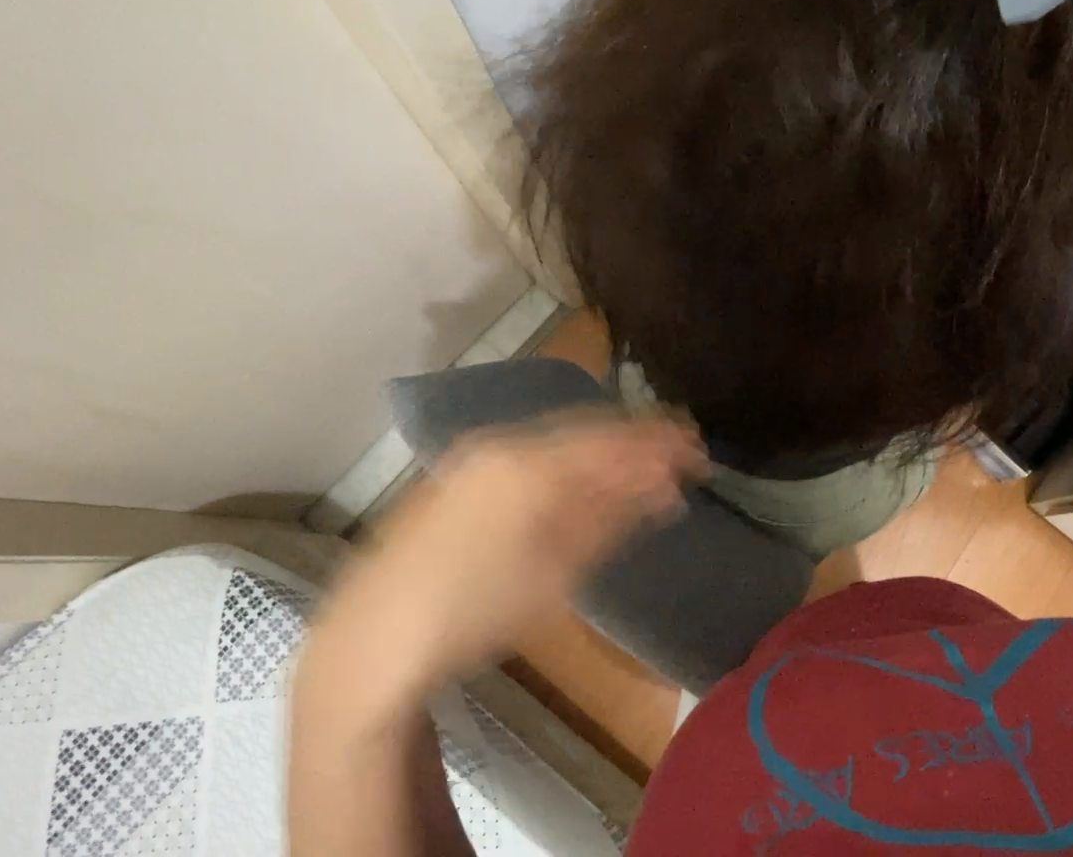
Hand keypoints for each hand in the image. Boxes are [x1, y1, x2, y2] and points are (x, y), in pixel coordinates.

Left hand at [303, 417, 706, 714]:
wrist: (372, 640)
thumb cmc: (474, 608)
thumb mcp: (556, 570)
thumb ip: (613, 517)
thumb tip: (667, 484)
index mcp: (529, 462)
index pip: (612, 438)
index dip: (660, 444)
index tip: (700, 454)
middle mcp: (503, 446)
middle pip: (587, 432)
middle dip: (637, 446)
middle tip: (681, 460)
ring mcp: (475, 459)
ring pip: (558, 444)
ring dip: (605, 456)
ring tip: (643, 475)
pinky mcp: (459, 480)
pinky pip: (531, 457)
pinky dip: (570, 468)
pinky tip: (584, 487)